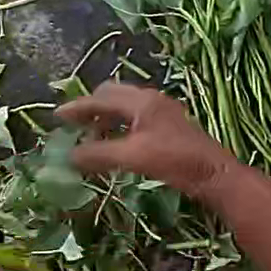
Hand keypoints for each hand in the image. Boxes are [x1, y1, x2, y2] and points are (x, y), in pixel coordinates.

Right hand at [57, 82, 238, 198]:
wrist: (214, 174)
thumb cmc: (175, 161)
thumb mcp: (133, 157)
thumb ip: (100, 155)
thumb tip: (70, 156)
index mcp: (141, 102)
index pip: (100, 98)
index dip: (77, 108)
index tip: (57, 117)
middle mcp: (151, 100)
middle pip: (112, 95)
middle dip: (91, 108)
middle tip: (73, 125)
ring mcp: (162, 111)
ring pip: (125, 106)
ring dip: (105, 118)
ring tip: (90, 137)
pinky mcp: (169, 125)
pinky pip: (135, 117)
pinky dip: (119, 125)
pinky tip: (116, 144)